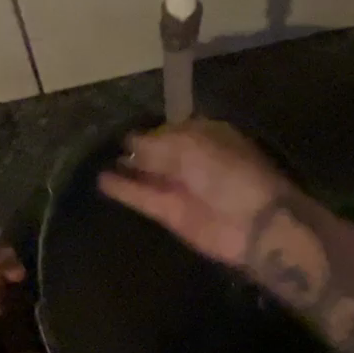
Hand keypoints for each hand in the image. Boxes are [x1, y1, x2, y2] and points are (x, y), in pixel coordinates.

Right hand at [96, 120, 294, 266]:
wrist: (254, 223)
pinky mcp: (171, 213)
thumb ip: (159, 143)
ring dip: (128, 168)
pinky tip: (102, 181)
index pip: (174, 129)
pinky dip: (124, 190)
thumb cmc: (230, 173)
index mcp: (208, 137)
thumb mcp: (194, 146)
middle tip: (108, 144)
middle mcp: (194, 161)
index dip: (152, 130)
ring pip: (149, 175)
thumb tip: (131, 143)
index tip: (126, 130)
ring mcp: (182, 188)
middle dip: (138, 148)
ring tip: (99, 161)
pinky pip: (143, 197)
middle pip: (160, 152)